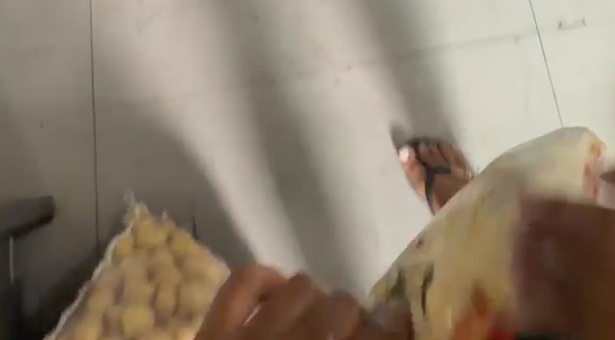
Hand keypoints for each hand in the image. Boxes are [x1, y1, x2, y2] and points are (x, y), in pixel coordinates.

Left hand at [199, 268, 384, 339]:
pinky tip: (277, 297)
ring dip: (315, 302)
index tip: (402, 324)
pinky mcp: (212, 333)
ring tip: (316, 322)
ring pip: (300, 287)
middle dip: (356, 320)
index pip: (375, 339)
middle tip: (354, 336)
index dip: (394, 329)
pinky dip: (264, 281)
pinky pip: (243, 282)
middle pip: (341, 307)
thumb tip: (391, 335)